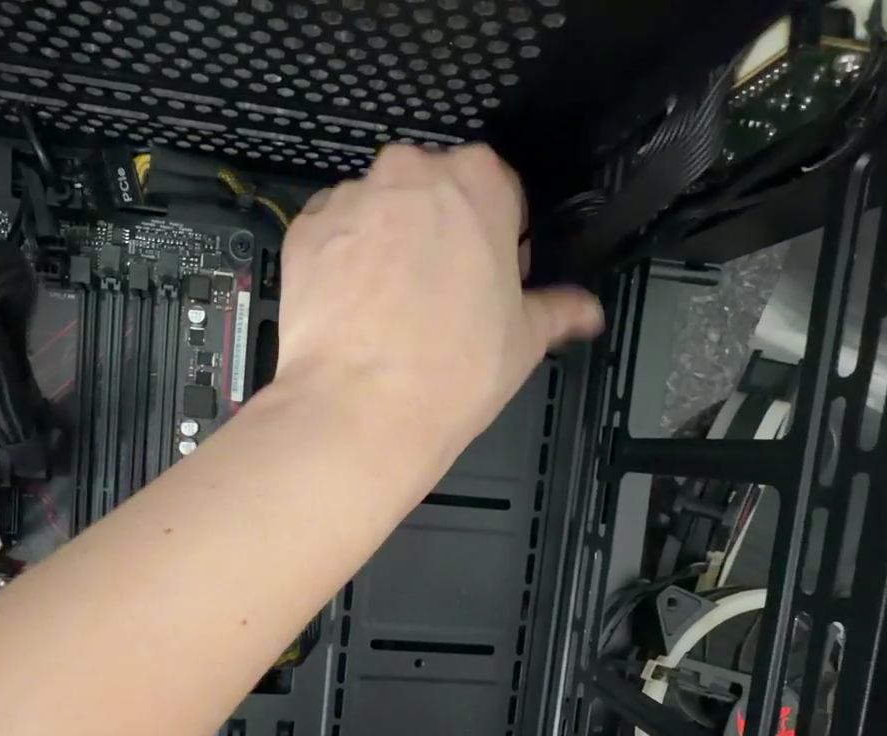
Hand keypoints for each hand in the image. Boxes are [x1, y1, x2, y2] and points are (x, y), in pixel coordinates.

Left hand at [271, 143, 602, 463]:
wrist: (358, 408)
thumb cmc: (445, 371)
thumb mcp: (522, 339)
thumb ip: (556, 309)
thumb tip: (582, 311)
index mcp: (479, 184)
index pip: (501, 189)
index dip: (501, 234)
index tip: (496, 270)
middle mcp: (411, 176)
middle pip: (434, 191)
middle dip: (442, 232)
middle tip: (444, 293)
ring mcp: (351, 200)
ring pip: (378, 209)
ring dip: (388, 242)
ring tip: (393, 308)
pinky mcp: (304, 233)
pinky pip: (330, 232)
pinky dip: (342, 259)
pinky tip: (356, 307)